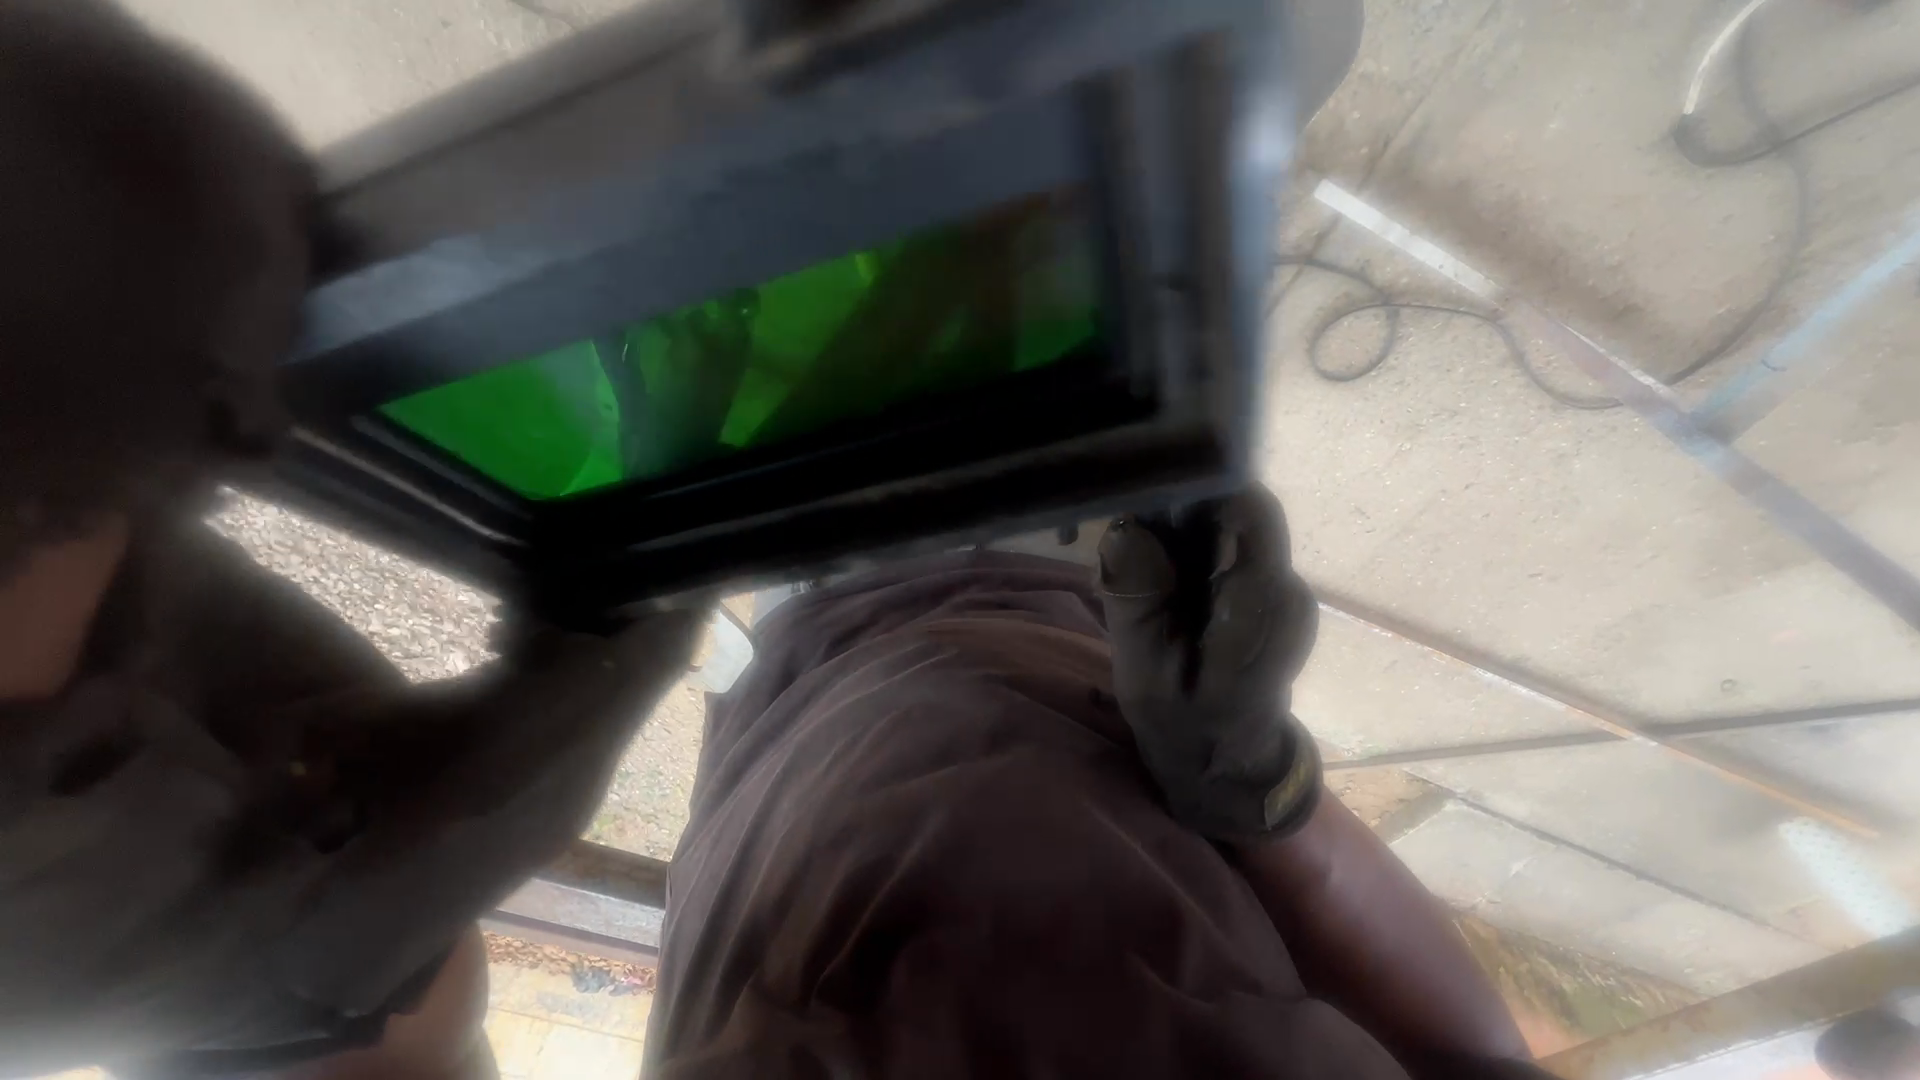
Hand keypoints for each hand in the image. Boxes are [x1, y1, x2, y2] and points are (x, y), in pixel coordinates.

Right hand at [1097, 485, 1320, 839]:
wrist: (1225, 759)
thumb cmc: (1186, 723)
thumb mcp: (1146, 673)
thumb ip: (1138, 600)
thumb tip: (1125, 525)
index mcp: (1265, 603)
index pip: (1248, 508)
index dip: (1196, 488)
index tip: (1142, 496)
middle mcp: (1285, 584)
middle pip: (1232, 509)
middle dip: (1175, 510)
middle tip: (1124, 535)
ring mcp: (1280, 585)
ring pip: (1225, 524)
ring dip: (1176, 531)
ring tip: (1135, 561)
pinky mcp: (1266, 588)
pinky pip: (1224, 545)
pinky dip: (1186, 550)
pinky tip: (1159, 579)